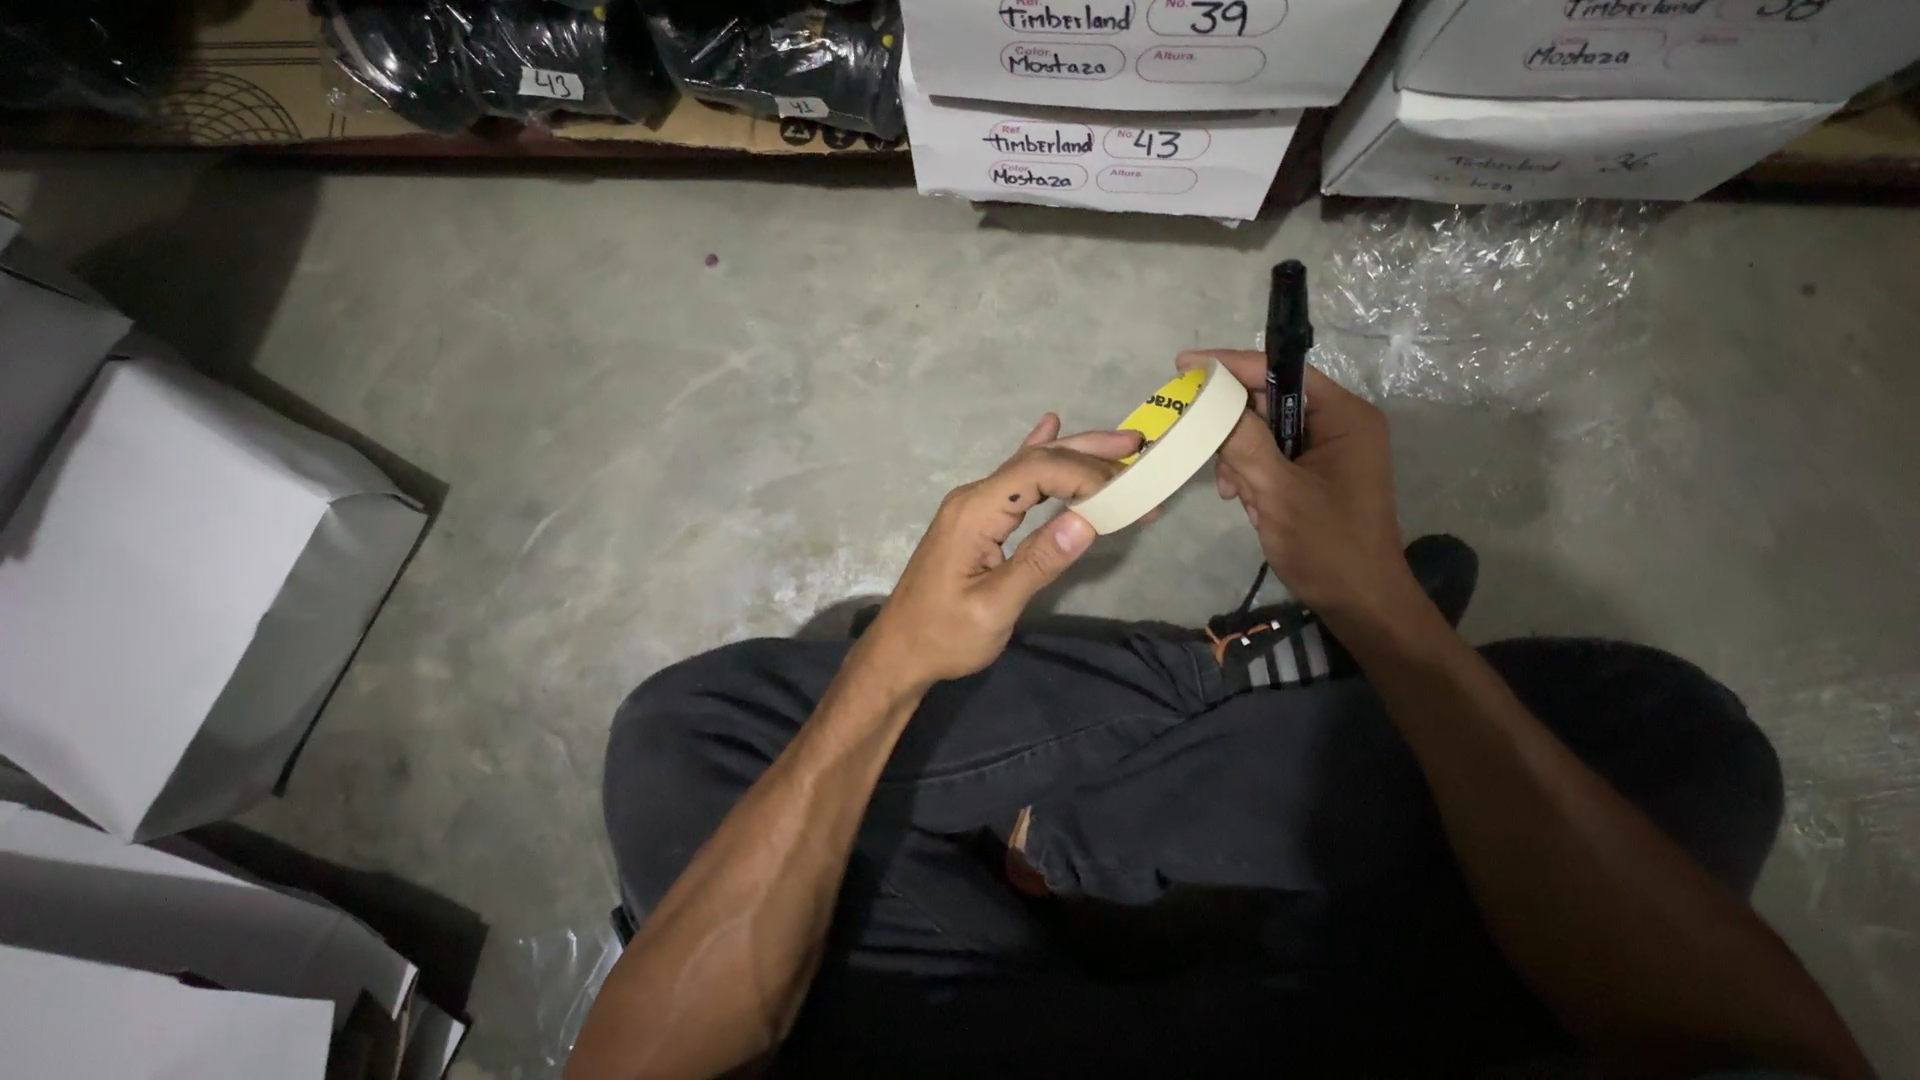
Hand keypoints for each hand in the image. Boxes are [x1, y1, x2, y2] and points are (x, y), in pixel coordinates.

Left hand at [860, 415, 1139, 689]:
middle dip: (1089, 453)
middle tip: (1138, 447)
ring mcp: (971, 507)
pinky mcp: (975, 520)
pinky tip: (1050, 428)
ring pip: (1029, 467)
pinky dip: (1039, 456)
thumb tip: (1087, 521)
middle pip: (1036, 460)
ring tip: (1120, 444)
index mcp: (975, 513)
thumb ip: (1038, 563)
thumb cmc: (944, 636)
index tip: (1129, 493)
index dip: (1086, 475)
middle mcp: (972, 498)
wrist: (900, 651)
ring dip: (1074, 455)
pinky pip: (1014, 479)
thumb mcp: (994, 607)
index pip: (1038, 473)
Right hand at [1177, 349, 1417, 629]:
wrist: (1361, 603)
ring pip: (1264, 433)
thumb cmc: (1328, 546)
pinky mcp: (1316, 474)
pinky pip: (1272, 457)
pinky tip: (1247, 503)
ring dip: (1241, 460)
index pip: (1281, 372)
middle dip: (1234, 429)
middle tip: (1205, 453)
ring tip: (1236, 494)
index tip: (1184, 365)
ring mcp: (1328, 450)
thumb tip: (1209, 402)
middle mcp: (1339, 424)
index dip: (1231, 366)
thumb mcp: (1278, 492)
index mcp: (1343, 416)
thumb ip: (1244, 442)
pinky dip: (1252, 476)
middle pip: (1269, 402)